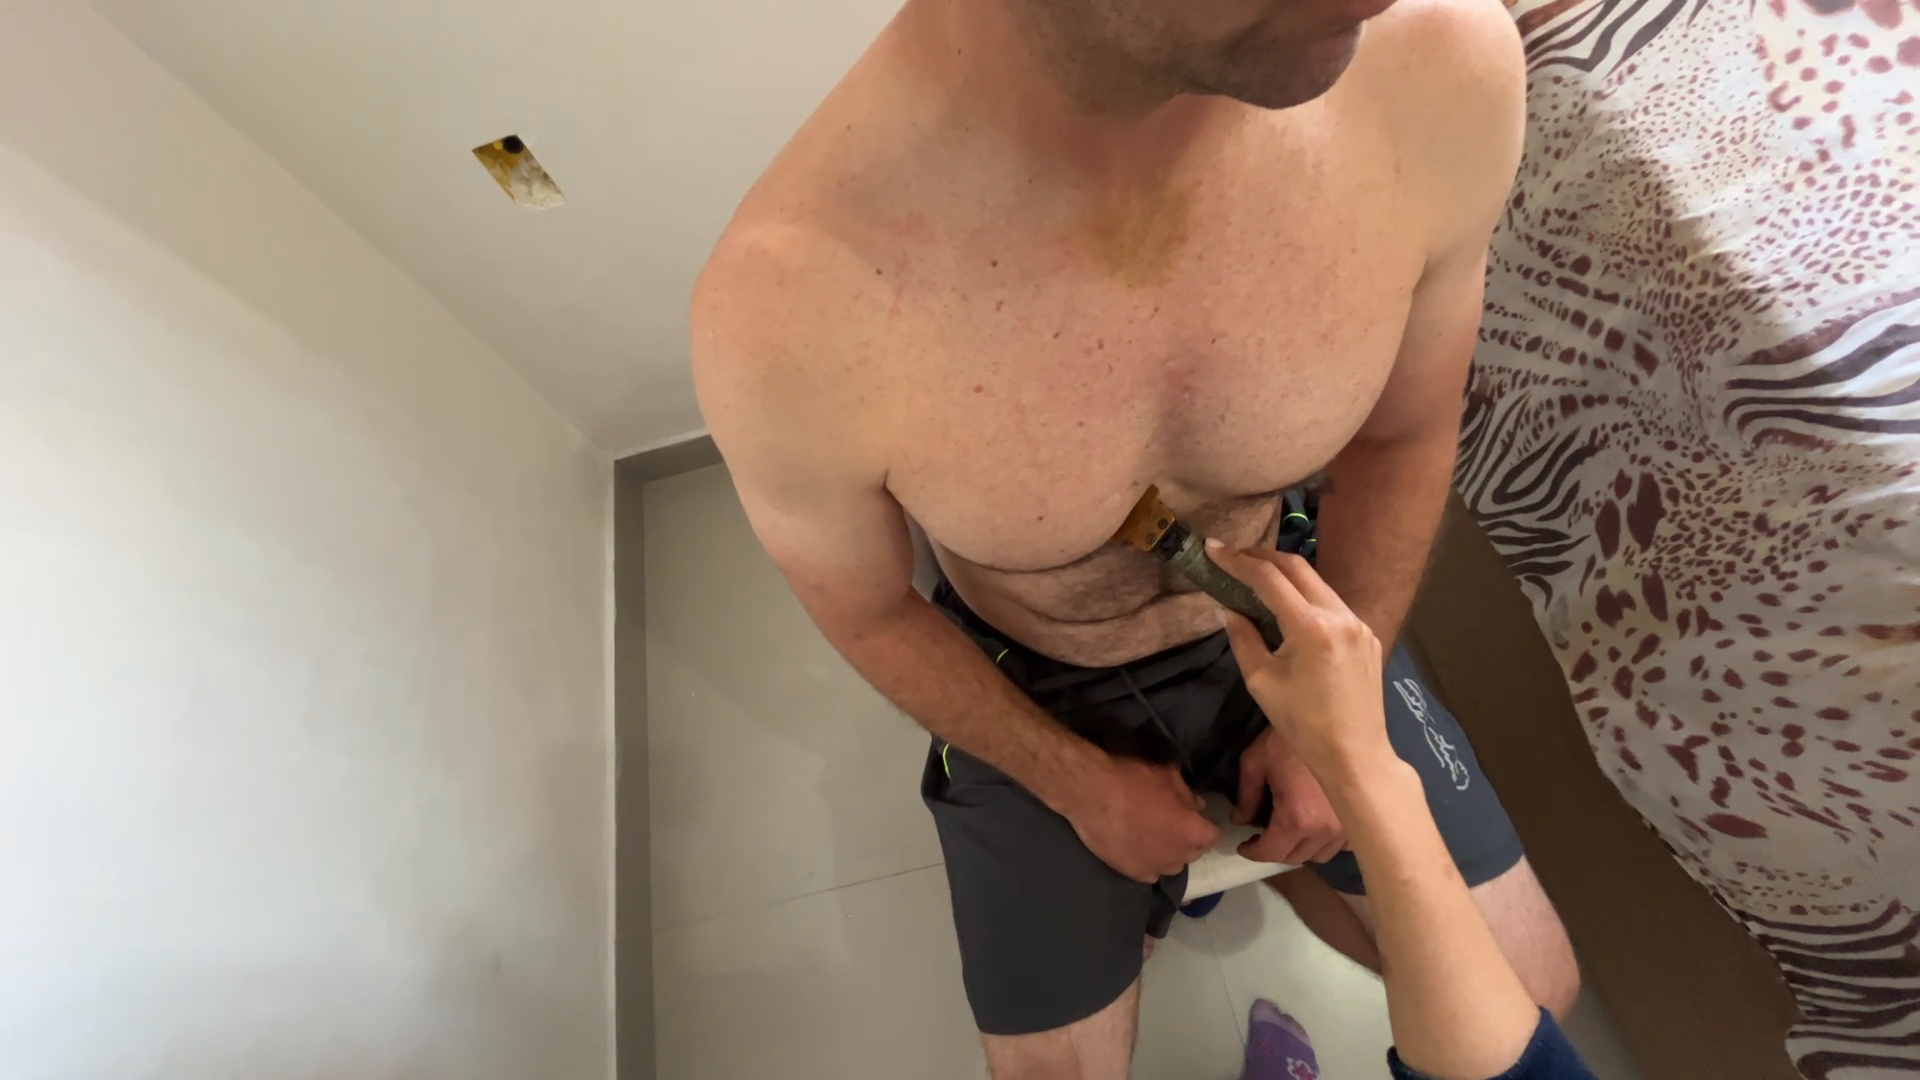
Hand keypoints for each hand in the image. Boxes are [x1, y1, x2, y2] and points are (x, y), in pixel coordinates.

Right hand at [1066, 756, 1221, 884]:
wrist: (1091, 794)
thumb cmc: (1132, 780)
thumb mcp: (1166, 775)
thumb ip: (1186, 793)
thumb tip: (1197, 804)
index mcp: (1193, 832)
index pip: (1213, 835)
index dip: (1203, 823)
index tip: (1190, 814)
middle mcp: (1180, 856)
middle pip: (1194, 851)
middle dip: (1187, 838)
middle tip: (1169, 821)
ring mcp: (1156, 868)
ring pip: (1172, 864)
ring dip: (1168, 852)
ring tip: (1150, 836)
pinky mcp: (1133, 874)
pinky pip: (1149, 872)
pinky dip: (1147, 862)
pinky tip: (1134, 847)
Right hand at [1206, 542, 1392, 787]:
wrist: (1355, 754)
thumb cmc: (1301, 723)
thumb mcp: (1260, 680)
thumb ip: (1242, 637)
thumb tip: (1228, 609)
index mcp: (1310, 627)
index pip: (1268, 578)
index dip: (1236, 561)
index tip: (1212, 549)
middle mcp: (1339, 615)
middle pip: (1296, 567)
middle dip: (1261, 557)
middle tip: (1232, 557)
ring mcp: (1358, 623)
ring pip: (1316, 582)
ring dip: (1284, 574)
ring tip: (1254, 578)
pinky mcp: (1366, 635)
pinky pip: (1330, 603)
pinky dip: (1304, 595)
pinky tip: (1287, 608)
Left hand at [1232, 726, 1346, 863]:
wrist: (1329, 725)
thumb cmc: (1287, 740)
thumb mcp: (1255, 763)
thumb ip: (1246, 797)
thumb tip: (1240, 820)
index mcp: (1297, 819)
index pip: (1272, 851)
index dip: (1253, 852)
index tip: (1242, 846)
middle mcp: (1324, 831)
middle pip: (1295, 857)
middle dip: (1273, 851)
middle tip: (1258, 837)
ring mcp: (1346, 828)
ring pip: (1318, 855)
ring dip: (1298, 849)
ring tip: (1283, 832)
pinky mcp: (1357, 819)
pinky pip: (1339, 845)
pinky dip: (1323, 843)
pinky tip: (1311, 827)